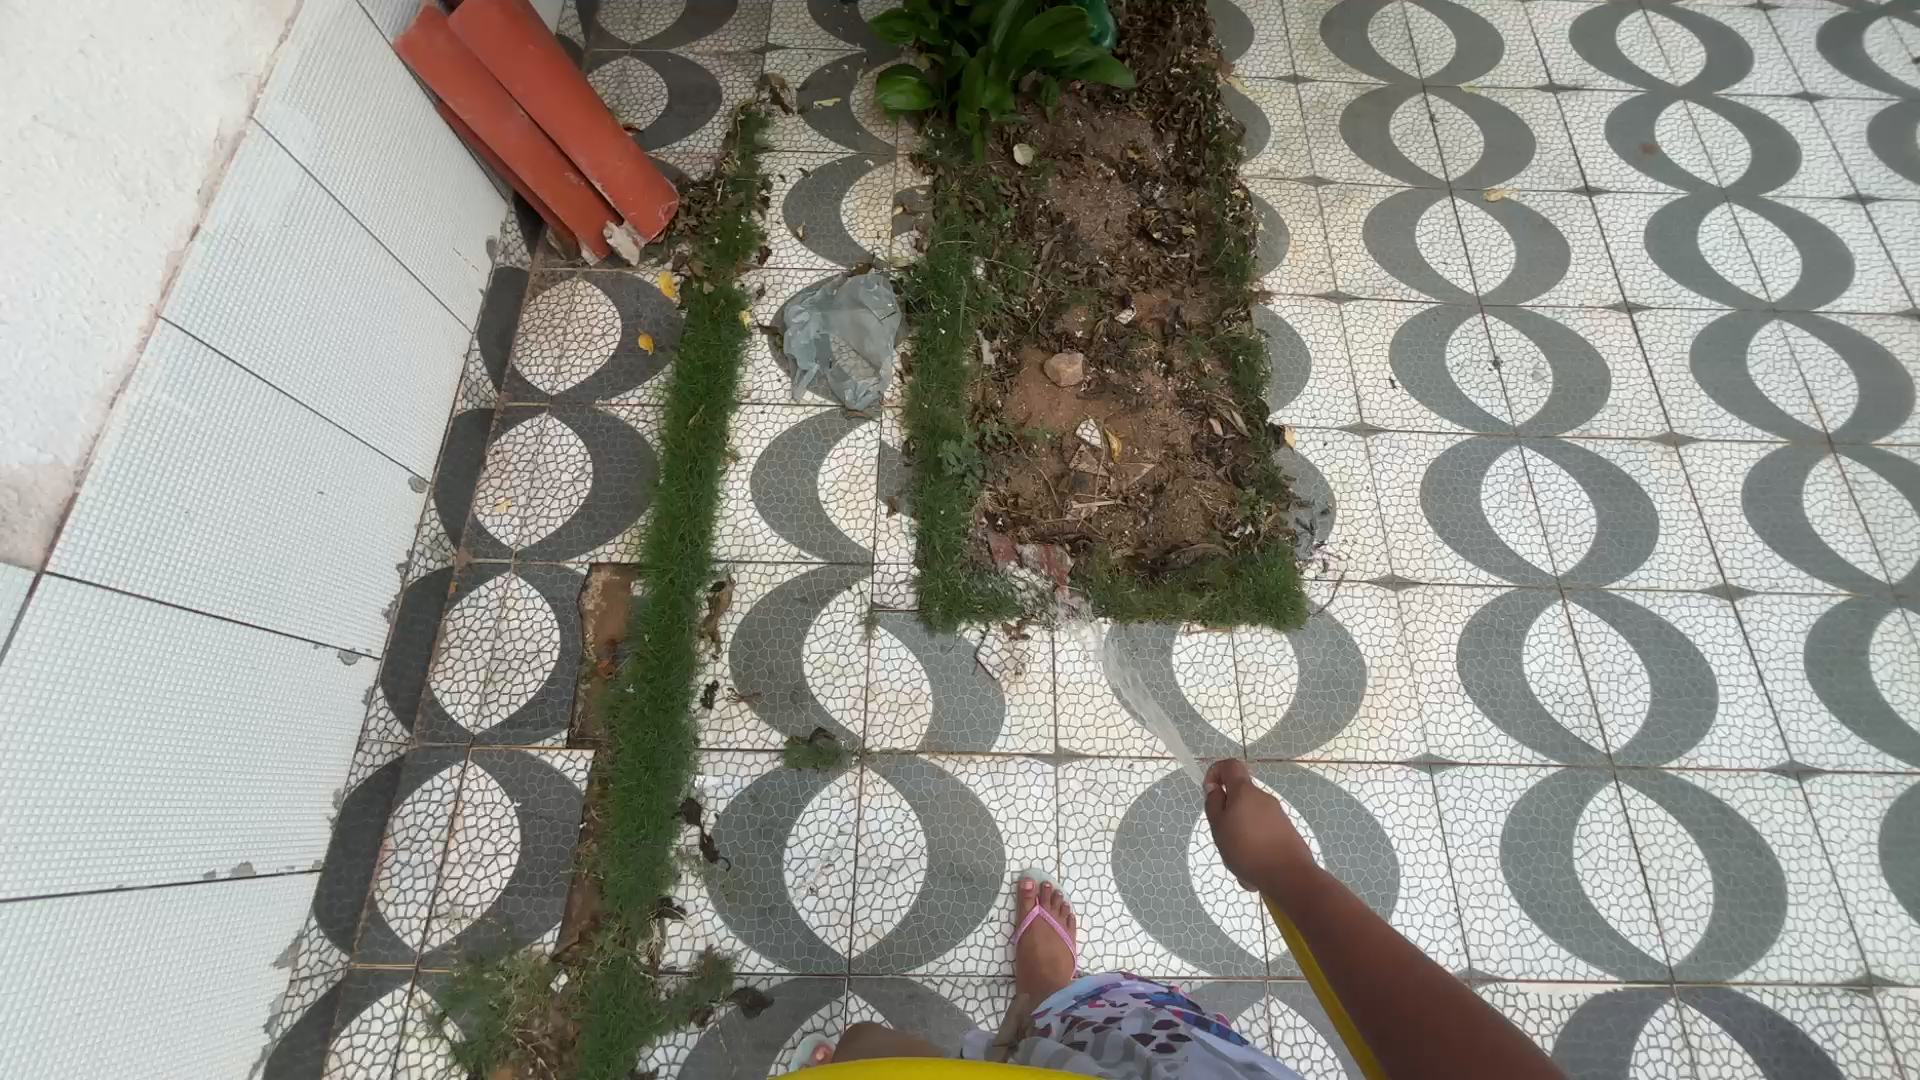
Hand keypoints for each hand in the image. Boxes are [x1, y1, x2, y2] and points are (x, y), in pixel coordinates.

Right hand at [1204, 759, 1314, 895]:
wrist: (1290, 877)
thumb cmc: (1247, 849)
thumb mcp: (1218, 827)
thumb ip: (1213, 804)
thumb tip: (1215, 788)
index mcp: (1244, 791)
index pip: (1230, 765)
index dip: (1216, 772)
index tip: (1210, 793)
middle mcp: (1263, 798)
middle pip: (1240, 797)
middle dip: (1229, 814)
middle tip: (1223, 836)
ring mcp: (1278, 815)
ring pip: (1251, 819)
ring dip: (1241, 834)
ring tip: (1238, 860)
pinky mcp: (1288, 833)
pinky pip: (1264, 833)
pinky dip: (1255, 845)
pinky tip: (1253, 869)